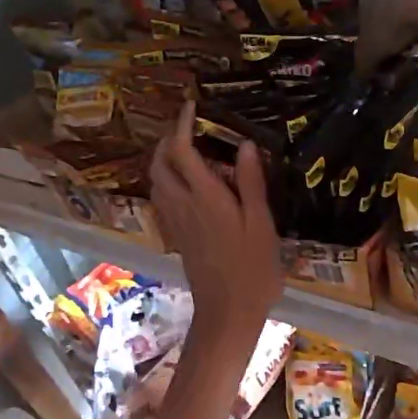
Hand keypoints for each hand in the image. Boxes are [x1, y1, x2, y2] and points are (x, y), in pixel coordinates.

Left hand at [149, 102, 282, 361]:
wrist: (228, 312)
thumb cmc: (253, 269)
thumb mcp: (261, 224)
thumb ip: (251, 182)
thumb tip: (245, 145)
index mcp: (205, 197)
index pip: (182, 151)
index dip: (182, 125)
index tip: (191, 106)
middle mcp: (182, 204)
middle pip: (159, 162)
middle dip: (168, 139)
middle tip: (189, 128)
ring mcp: (175, 220)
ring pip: (156, 179)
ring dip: (164, 158)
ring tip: (188, 151)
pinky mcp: (175, 234)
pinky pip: (161, 196)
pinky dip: (166, 179)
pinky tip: (188, 183)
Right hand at [355, 0, 417, 73]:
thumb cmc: (389, 28)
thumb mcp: (369, 55)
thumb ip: (362, 66)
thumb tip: (361, 76)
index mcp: (364, 1)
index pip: (362, 27)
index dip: (369, 48)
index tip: (379, 63)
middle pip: (384, 21)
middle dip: (390, 42)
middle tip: (398, 60)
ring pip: (405, 16)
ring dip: (408, 34)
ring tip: (415, 50)